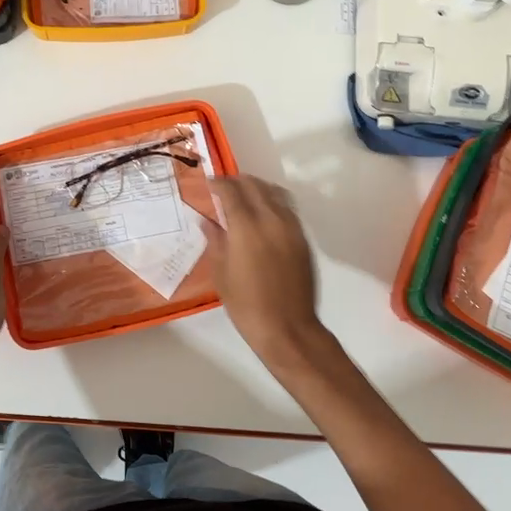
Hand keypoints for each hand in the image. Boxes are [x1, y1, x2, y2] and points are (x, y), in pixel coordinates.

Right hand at [204, 176, 324, 356]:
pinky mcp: (303, 239)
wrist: (287, 328)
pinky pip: (287, 208)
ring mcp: (291, 228)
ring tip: (245, 195)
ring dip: (258, 188)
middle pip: (255, 186)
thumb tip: (207, 222)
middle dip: (238, 181)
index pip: (232, 192)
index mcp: (246, 228)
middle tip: (225, 187)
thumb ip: (215, 241)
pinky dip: (273, 201)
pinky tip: (264, 213)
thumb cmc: (246, 305)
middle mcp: (271, 220)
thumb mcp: (221, 274)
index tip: (210, 183)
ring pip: (275, 193)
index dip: (219, 183)